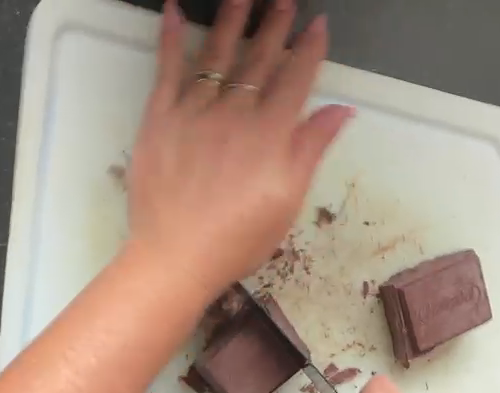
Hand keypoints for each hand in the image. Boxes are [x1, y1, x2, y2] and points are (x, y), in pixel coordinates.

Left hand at [123, 0, 354, 298]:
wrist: (176, 258)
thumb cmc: (236, 241)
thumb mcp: (286, 203)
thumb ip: (311, 150)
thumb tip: (340, 111)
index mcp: (270, 134)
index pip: (296, 80)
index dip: (309, 51)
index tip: (318, 26)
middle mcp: (235, 113)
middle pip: (259, 60)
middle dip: (274, 26)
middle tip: (284, 1)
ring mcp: (194, 113)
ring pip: (216, 55)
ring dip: (231, 20)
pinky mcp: (159, 120)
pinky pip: (166, 69)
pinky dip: (169, 38)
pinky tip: (172, 10)